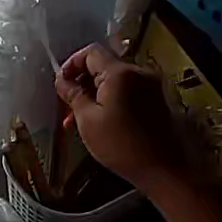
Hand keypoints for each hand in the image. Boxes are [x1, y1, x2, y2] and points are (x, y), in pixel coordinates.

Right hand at [54, 43, 193, 195]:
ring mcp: (150, 85)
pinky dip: (111, 100)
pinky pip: (127, 91)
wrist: (161, 169)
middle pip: (103, 65)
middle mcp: (138, 72)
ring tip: (79, 119)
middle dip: (82, 83)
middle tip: (66, 105)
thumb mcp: (88, 121)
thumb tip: (62, 80)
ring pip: (114, 81)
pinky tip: (100, 120)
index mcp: (120, 73)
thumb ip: (73, 95)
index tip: (60, 84)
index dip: (71, 64)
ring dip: (95, 94)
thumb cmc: (120, 146)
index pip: (90, 52)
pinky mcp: (155, 99)